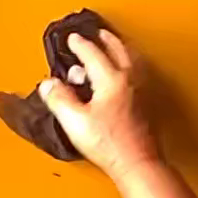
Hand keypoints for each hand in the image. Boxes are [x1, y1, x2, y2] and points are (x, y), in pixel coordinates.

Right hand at [38, 29, 162, 181]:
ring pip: (132, 59)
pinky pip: (139, 72)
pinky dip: (131, 63)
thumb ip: (59, 99)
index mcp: (111, 79)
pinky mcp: (147, 103)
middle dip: (105, 39)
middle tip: (98, 34)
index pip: (92, 54)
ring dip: (121, 48)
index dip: (79, 45)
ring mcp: (141, 91)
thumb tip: (49, 84)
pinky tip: (127, 72)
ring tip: (114, 46)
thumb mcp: (75, 121)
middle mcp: (129, 80)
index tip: (72, 39)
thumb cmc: (109, 145)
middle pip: (118, 49)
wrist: (137, 163)